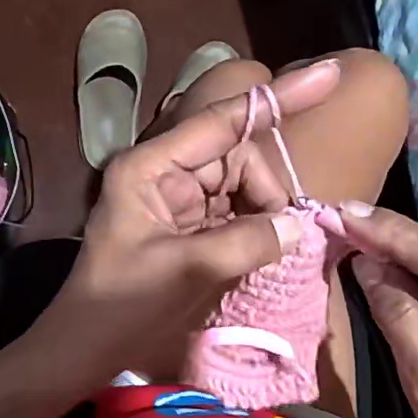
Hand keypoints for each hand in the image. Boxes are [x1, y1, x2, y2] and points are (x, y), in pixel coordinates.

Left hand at [38, 61, 341, 379]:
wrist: (89, 344)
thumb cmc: (122, 304)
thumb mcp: (185, 270)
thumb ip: (246, 241)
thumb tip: (299, 224)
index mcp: (150, 167)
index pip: (221, 122)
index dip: (276, 100)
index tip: (329, 74)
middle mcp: (163, 173)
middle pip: (237, 157)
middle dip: (265, 191)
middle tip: (280, 234)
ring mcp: (174, 199)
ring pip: (239, 187)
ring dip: (261, 214)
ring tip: (266, 250)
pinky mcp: (184, 225)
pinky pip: (232, 213)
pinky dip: (252, 229)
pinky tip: (259, 252)